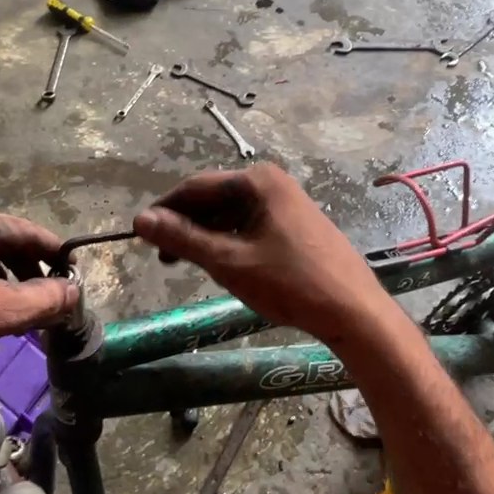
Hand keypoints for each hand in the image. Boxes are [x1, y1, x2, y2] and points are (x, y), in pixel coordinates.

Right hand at [133, 165, 396, 344]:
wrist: (353, 311)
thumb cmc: (289, 282)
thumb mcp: (228, 261)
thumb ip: (182, 238)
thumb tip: (140, 220)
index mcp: (257, 181)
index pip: (195, 187)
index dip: (165, 210)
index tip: (140, 234)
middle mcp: (273, 183)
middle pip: (214, 199)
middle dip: (186, 225)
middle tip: (162, 256)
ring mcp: (288, 203)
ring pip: (232, 214)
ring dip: (206, 236)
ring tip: (188, 264)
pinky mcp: (297, 225)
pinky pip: (251, 225)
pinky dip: (230, 242)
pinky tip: (224, 265)